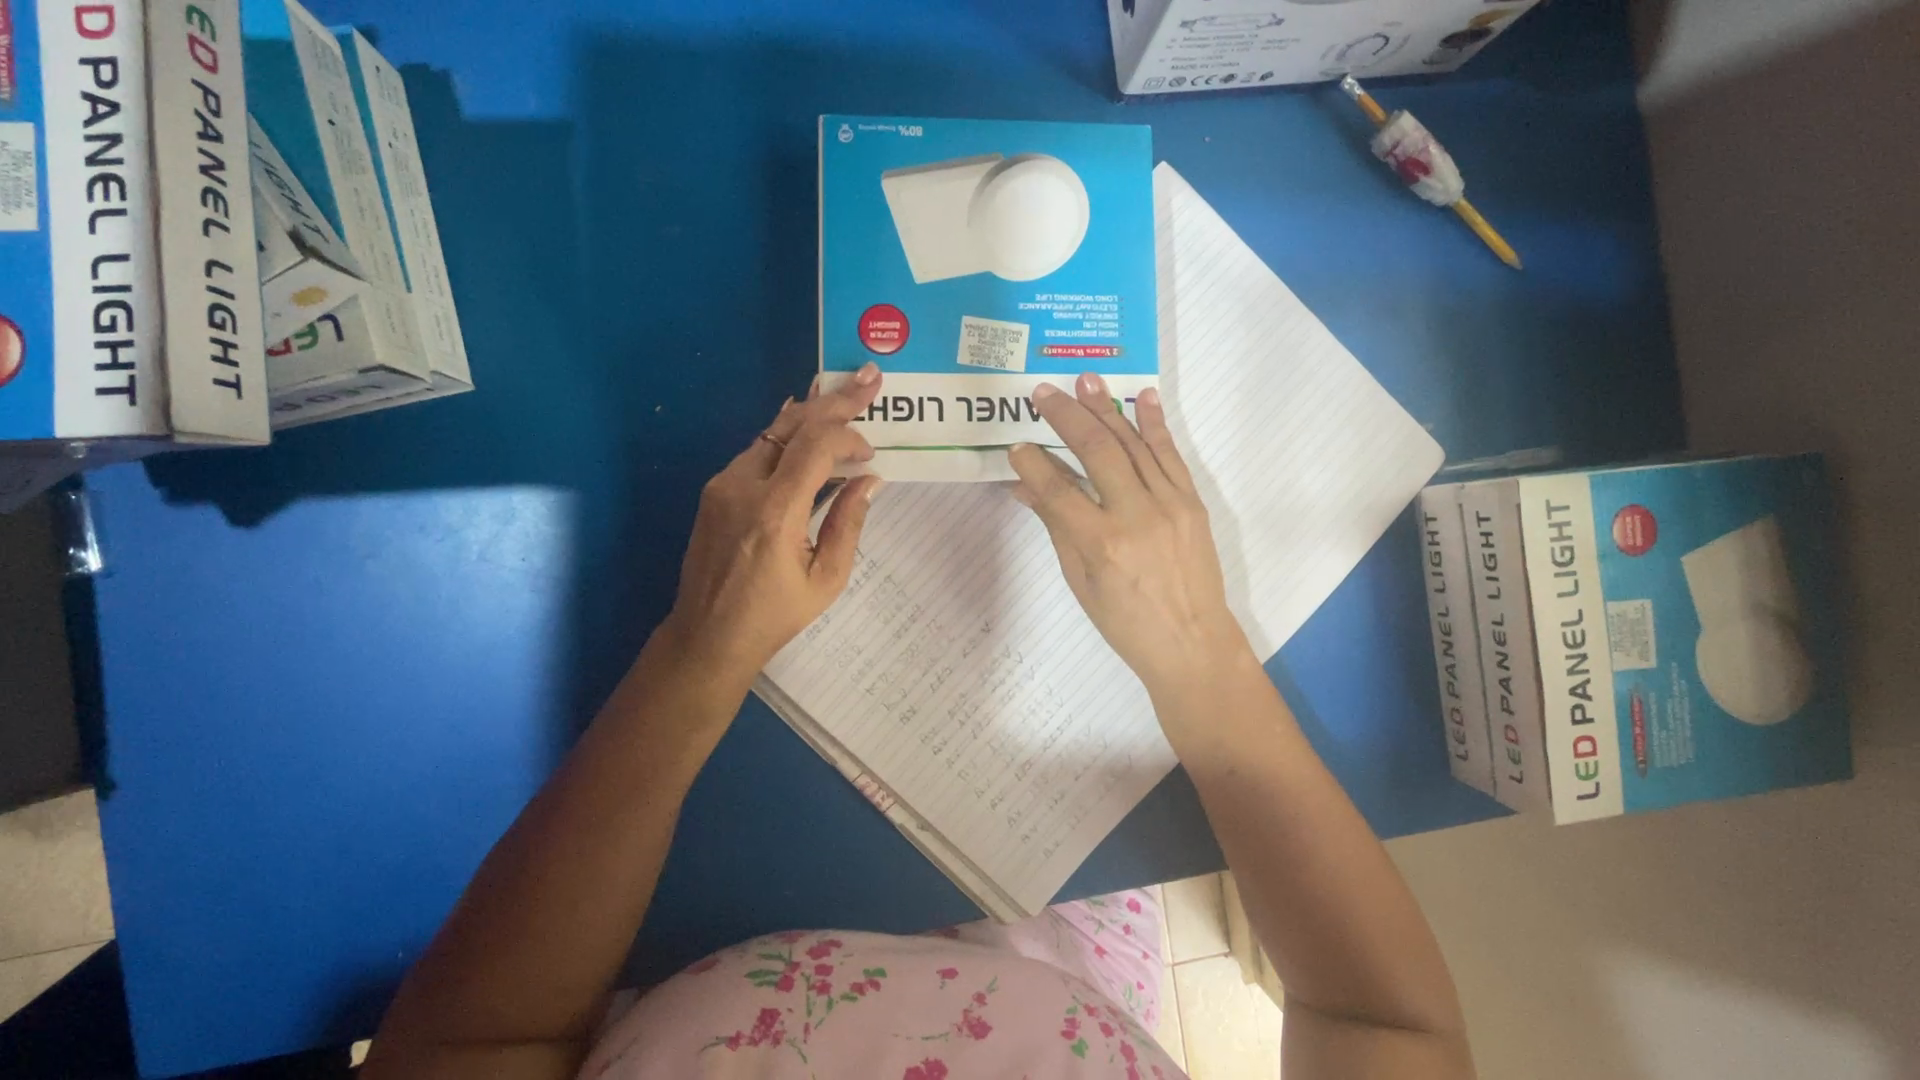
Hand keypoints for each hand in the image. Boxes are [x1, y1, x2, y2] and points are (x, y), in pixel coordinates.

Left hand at [661, 364, 885, 685]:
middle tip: (868, 378)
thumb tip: (870, 480)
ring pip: (771, 432)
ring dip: (810, 415)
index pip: (816, 447)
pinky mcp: (714, 491)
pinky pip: (757, 451)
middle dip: (834, 400)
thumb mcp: (825, 579)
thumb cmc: (773, 617)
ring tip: (842, 395)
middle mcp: (742, 487)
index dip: (849, 436)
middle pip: (791, 424)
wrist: (706, 636)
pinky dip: (788, 437)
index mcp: (774, 513)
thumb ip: (849, 524)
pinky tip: (806, 428)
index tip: (871, 452)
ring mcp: (722, 485)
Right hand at [1008, 374, 1254, 700]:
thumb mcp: (1081, 581)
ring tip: (1085, 380)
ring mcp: (1170, 505)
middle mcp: (1137, 516)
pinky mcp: (1192, 503)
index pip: (1058, 490)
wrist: (1193, 643)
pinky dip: (1155, 424)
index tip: (1016, 445)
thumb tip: (1025, 488)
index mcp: (1102, 544)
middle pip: (1097, 452)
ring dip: (1107, 409)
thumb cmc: (1126, 623)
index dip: (1033, 463)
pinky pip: (1170, 455)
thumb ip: (1057, 527)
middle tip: (1043, 392)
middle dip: (1067, 417)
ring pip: (1134, 445)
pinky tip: (1142, 396)